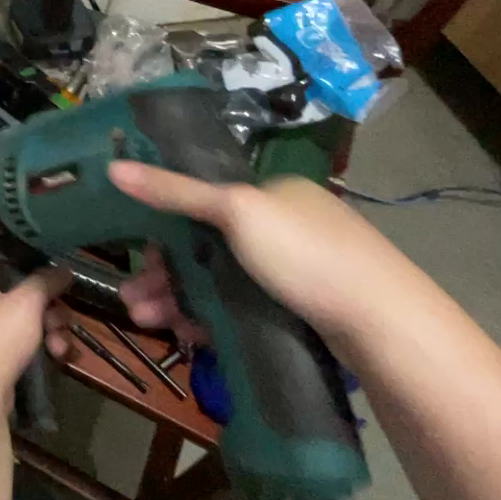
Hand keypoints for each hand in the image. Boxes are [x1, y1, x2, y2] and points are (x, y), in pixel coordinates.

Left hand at [0, 266, 72, 398]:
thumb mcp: (27, 302)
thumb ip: (46, 281)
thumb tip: (63, 268)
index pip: (11, 266)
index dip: (38, 276)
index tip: (60, 285)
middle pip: (27, 297)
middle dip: (52, 313)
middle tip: (58, 323)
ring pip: (32, 321)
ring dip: (53, 333)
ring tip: (59, 348)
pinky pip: (29, 342)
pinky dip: (45, 347)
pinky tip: (60, 358)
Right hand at [110, 161, 419, 349]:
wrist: (388, 330)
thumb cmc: (309, 257)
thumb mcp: (235, 212)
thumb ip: (173, 191)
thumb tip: (112, 167)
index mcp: (274, 192)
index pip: (201, 200)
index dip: (163, 225)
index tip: (139, 252)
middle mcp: (284, 226)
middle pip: (203, 245)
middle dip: (163, 273)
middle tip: (134, 298)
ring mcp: (295, 271)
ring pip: (217, 280)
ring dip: (175, 298)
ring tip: (146, 320)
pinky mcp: (301, 309)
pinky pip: (239, 307)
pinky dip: (207, 316)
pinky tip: (185, 332)